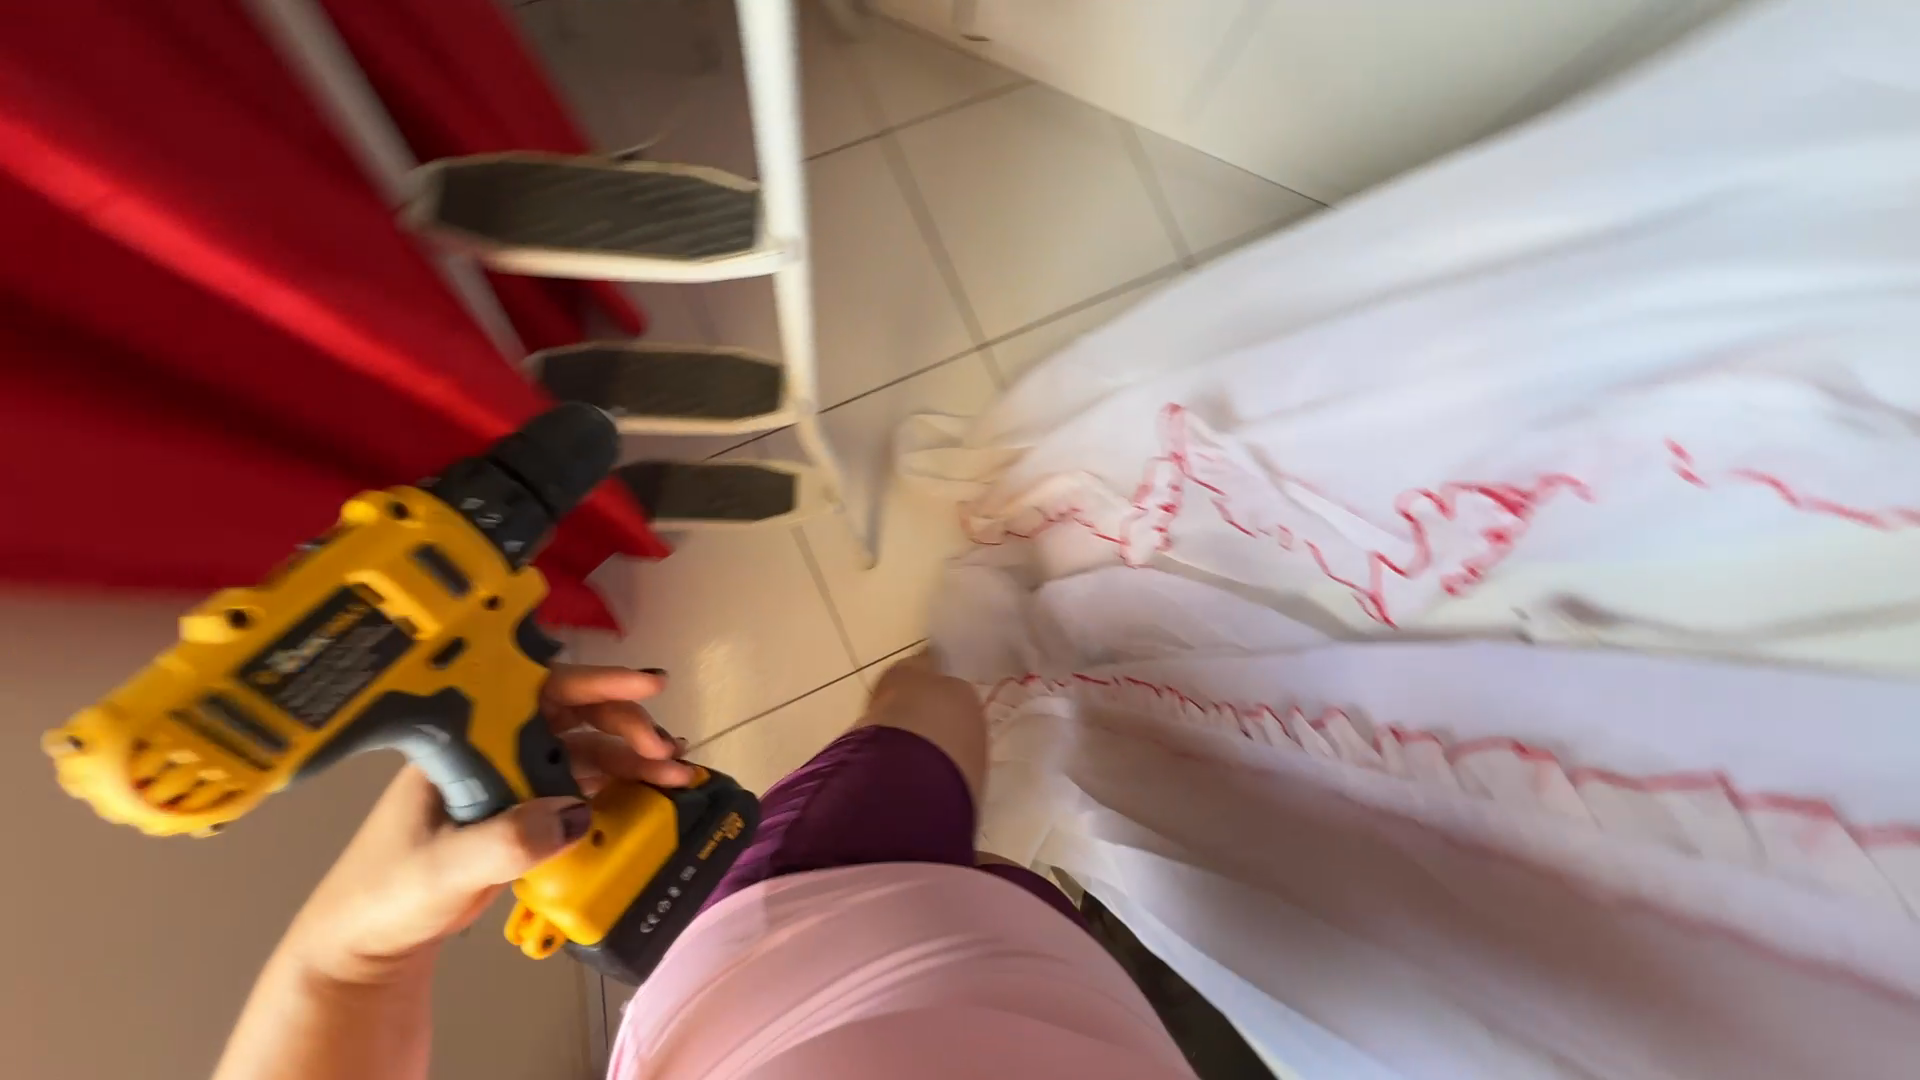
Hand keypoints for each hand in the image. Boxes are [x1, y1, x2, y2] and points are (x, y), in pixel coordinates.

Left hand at [284, 665, 691, 984]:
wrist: (367, 948)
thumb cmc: (386, 895)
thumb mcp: (438, 869)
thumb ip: (502, 843)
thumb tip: (576, 815)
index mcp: (470, 740)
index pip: (541, 692)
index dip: (598, 682)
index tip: (648, 685)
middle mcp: (499, 746)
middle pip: (578, 716)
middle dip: (629, 725)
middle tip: (668, 751)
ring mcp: (517, 777)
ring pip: (590, 749)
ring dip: (636, 758)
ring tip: (678, 774)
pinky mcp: (531, 808)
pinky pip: (588, 783)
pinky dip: (624, 784)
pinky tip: (653, 789)